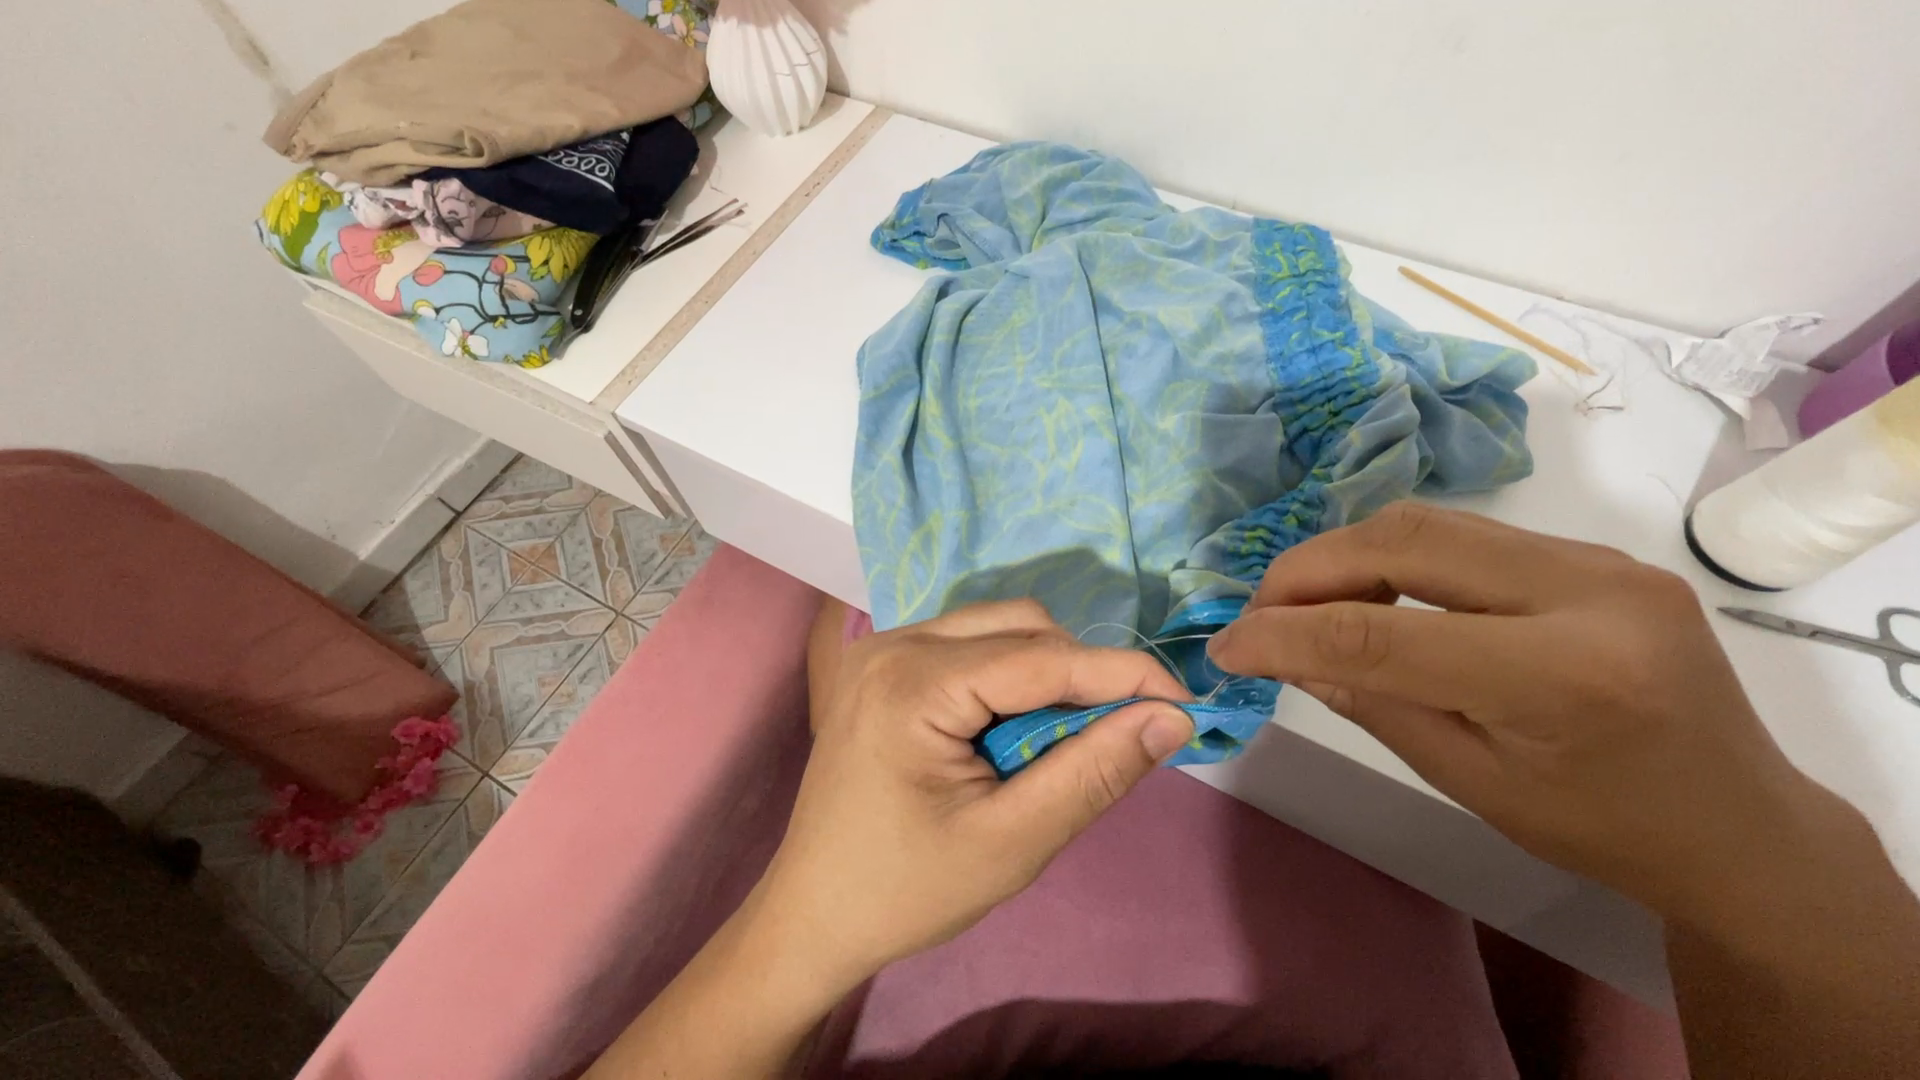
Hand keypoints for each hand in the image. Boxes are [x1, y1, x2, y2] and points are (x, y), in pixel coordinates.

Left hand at [762, 599, 1194, 985]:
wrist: (812, 914)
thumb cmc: (907, 890)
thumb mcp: (1012, 843)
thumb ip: (1093, 773)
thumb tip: (1170, 718)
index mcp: (912, 683)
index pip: (1043, 657)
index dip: (1123, 675)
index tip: (1186, 705)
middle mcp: (893, 642)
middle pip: (1021, 626)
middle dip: (1082, 673)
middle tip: (1116, 736)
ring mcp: (880, 647)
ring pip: (997, 627)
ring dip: (1047, 672)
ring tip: (1062, 740)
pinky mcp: (882, 664)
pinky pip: (968, 644)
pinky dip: (1010, 675)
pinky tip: (1015, 728)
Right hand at [1205, 502, 1812, 922]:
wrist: (1738, 822)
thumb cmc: (1599, 826)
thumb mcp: (1468, 779)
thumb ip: (1369, 700)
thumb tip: (1279, 651)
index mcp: (1563, 677)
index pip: (1383, 634)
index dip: (1284, 633)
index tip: (1225, 647)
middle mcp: (1588, 593)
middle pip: (1402, 541)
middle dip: (1306, 571)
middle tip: (1258, 614)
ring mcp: (1598, 560)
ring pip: (1426, 522)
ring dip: (1345, 556)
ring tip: (1304, 604)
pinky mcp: (1592, 552)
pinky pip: (1462, 534)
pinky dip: (1392, 557)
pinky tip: (1371, 595)